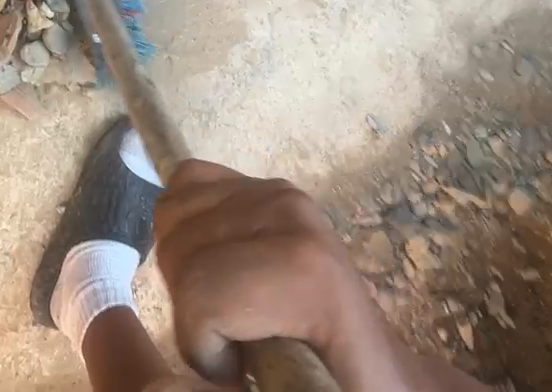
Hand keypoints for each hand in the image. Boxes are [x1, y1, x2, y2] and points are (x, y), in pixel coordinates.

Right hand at [154, 161, 486, 391]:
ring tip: (218, 302)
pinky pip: (188, 179)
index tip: (235, 374)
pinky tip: (208, 256)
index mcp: (310, 276)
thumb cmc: (351, 385)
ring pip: (173, 214)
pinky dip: (181, 220)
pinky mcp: (262, 181)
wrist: (378, 358)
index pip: (199, 292)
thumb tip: (217, 372)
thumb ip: (266, 382)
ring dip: (180, 267)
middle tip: (223, 340)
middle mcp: (290, 214)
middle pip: (180, 251)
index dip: (199, 344)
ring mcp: (273, 190)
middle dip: (186, 306)